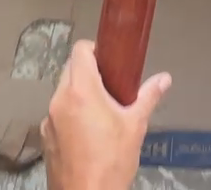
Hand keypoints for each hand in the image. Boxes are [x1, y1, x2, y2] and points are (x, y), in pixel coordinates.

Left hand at [42, 40, 172, 189]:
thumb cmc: (111, 161)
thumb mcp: (135, 126)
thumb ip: (148, 96)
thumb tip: (165, 78)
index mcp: (81, 91)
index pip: (80, 50)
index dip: (95, 49)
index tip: (110, 60)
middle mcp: (59, 101)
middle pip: (70, 69)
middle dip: (89, 71)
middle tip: (111, 84)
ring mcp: (49, 121)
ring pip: (63, 92)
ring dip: (79, 92)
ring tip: (101, 110)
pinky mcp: (45, 139)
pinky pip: (58, 114)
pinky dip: (70, 113)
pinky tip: (87, 132)